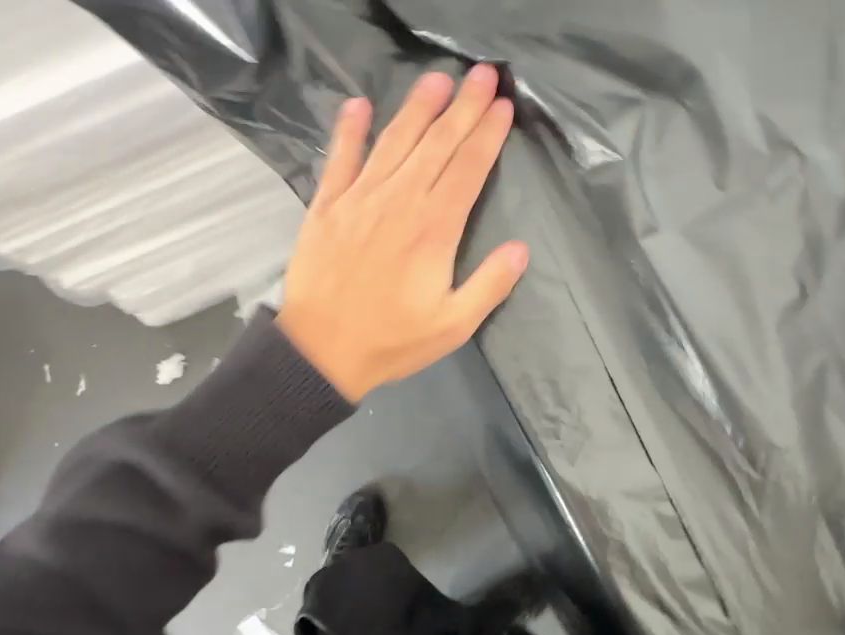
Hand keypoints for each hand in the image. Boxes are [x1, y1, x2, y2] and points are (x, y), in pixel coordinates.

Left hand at [276, 65, 529, 401]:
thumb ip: (490, 286)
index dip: (488, 135)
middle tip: (483, 75)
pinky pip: (340, 157)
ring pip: (395, 140)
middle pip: (438, 143)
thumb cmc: (392, 342)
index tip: (503, 107)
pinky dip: (349, 130)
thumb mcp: (453, 325)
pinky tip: (358, 106)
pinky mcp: (327, 205)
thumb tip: (521, 249)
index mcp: (434, 229)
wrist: (322, 350)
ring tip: (437, 81)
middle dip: (464, 107)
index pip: (468, 169)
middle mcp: (400, 200)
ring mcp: (360, 198)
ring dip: (418, 108)